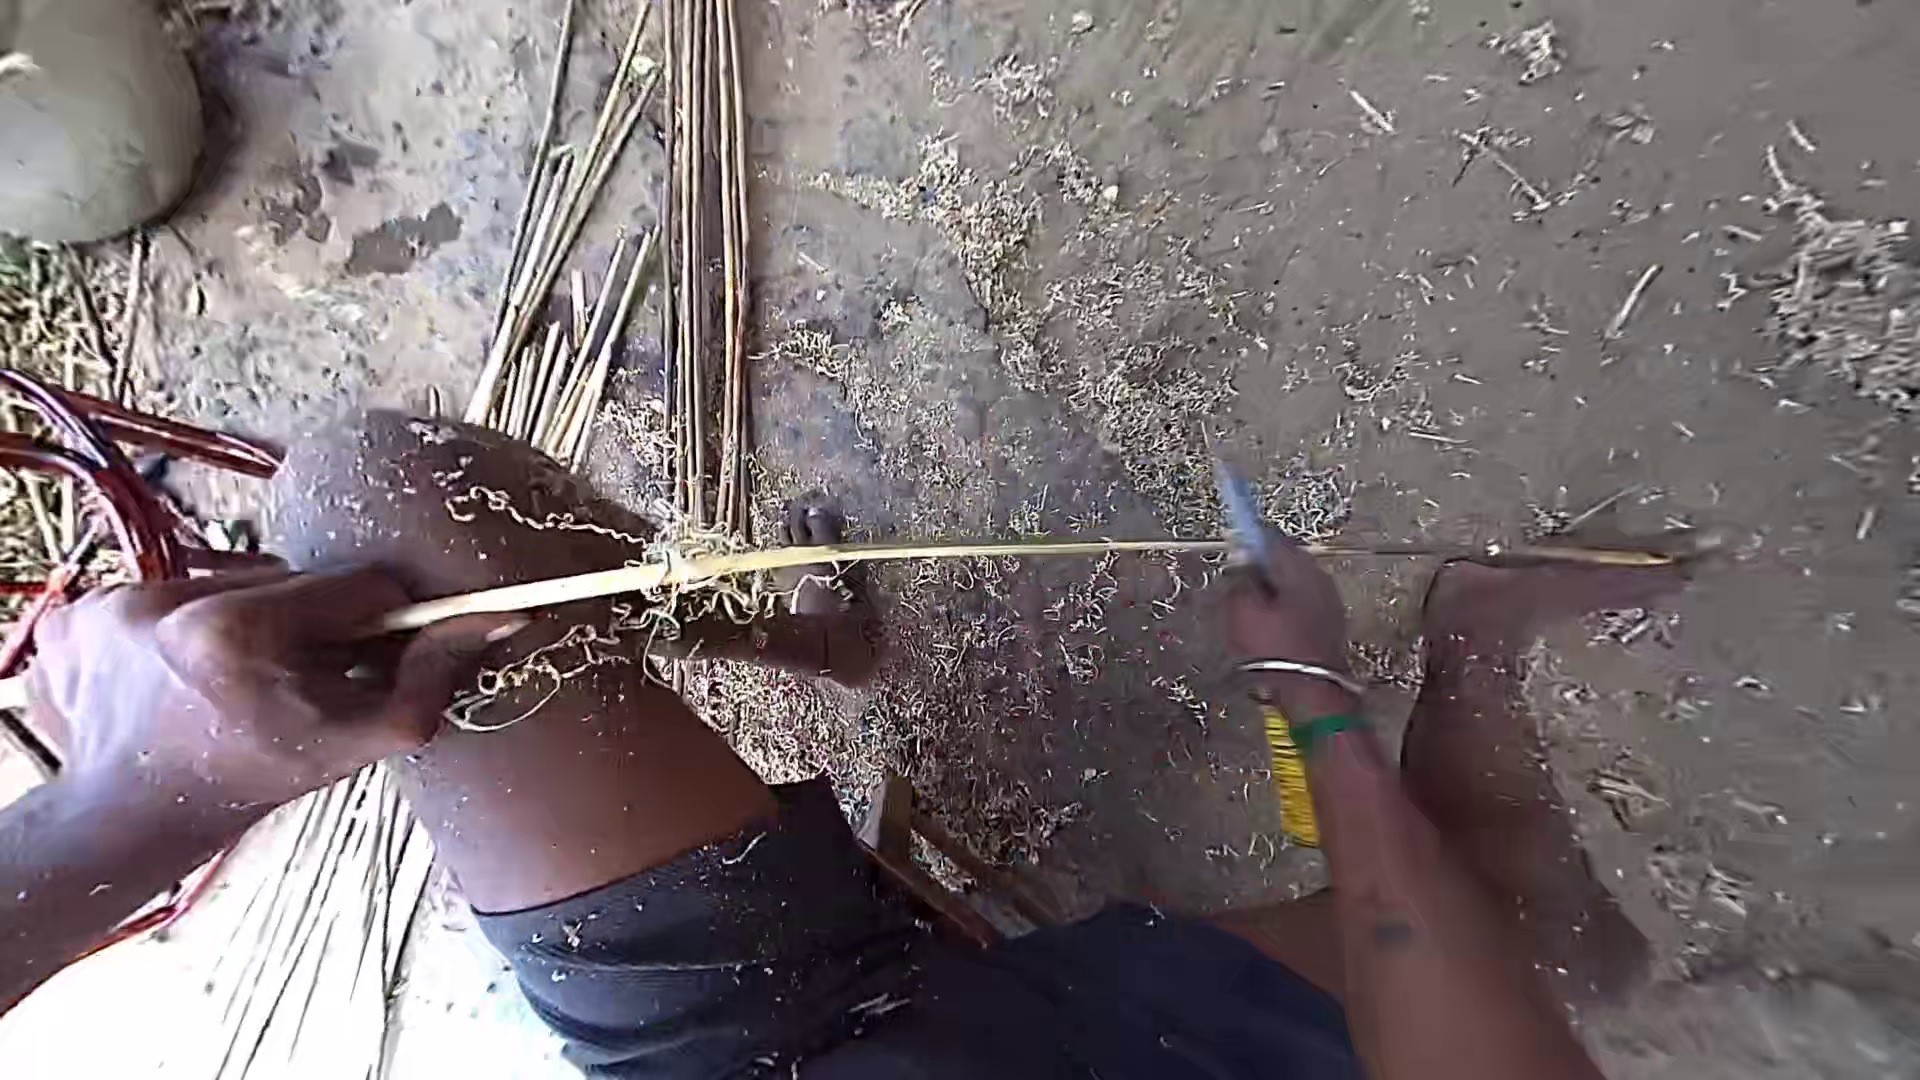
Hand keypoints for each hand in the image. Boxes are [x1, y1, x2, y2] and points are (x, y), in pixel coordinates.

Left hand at [26, 569, 523, 812]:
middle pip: (308, 579)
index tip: (377, 654)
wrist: (137, 813)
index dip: (391, 619)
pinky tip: (208, 663)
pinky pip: (191, 589)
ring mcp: (112, 604)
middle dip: (331, 618)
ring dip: (277, 615)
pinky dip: (216, 618)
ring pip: (253, 580)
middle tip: (324, 666)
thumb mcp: (379, 730)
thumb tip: (506, 616)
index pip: (364, 584)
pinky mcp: (80, 610)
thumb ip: (441, 669)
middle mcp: (166, 603)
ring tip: (266, 665)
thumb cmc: (268, 769)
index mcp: (238, 631)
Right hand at [1220, 531, 1358, 719]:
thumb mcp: (1241, 608)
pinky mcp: (1329, 621)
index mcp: (1298, 569)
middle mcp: (1319, 578)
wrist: (1308, 693)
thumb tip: (1241, 556)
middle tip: (1235, 579)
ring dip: (1270, 584)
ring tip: (1248, 604)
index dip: (1247, 537)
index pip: (1271, 536)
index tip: (1230, 546)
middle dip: (1259, 564)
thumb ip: (1239, 577)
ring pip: (1292, 579)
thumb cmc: (1271, 647)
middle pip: (1284, 557)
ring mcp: (1328, 600)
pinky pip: (1300, 599)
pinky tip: (1266, 622)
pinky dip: (1281, 602)